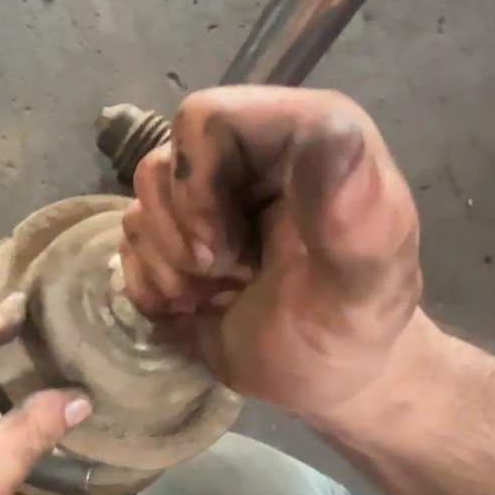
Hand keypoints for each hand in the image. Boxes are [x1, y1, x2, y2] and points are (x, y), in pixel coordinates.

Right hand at [119, 86, 424, 426]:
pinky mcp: (172, 236)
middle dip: (181, 236)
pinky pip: (127, 245)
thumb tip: (329, 133)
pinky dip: (150, 286)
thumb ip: (355, 211)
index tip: (226, 250)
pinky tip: (192, 307)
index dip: (197, 184)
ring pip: (139, 206)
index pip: (208, 118)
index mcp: (300, 136)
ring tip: (212, 296)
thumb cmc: (351, 327)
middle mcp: (245, 153)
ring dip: (167, 266)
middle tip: (225, 276)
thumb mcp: (368, 281)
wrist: (322, 376)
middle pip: (161, 165)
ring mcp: (203, 196)